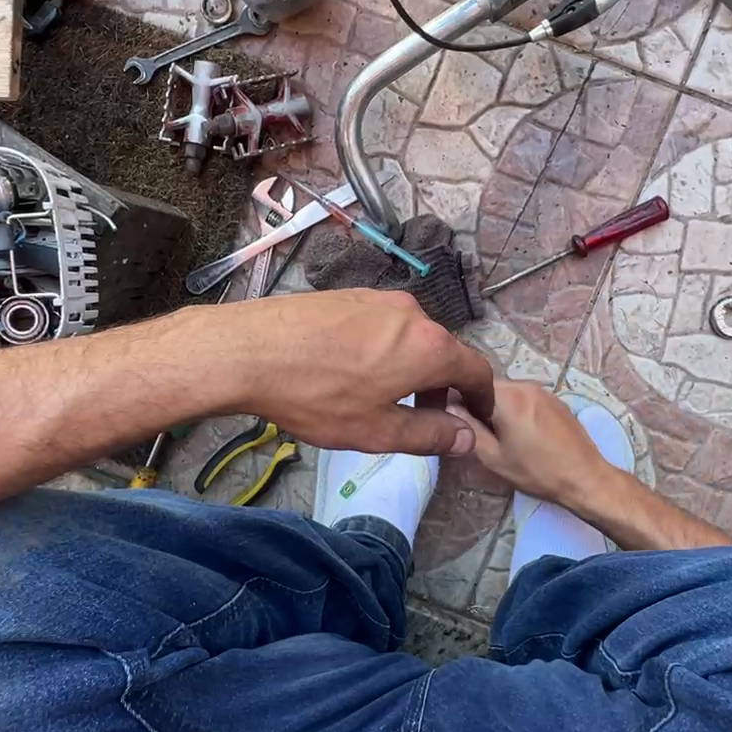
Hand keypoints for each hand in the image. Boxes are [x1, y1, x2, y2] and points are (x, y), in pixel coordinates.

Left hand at [185, 289, 495, 456]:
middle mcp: (412, 314)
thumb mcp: (378, 431)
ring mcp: (379, 299)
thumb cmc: (317, 397)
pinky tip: (356, 371)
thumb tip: (466, 437)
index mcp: (429, 347)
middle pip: (444, 351)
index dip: (483, 397)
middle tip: (426, 419)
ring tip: (386, 398)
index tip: (479, 415)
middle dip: (443, 386)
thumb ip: (430, 435)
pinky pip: (384, 325)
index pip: (476, 370)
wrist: (249, 351)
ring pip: (412, 337)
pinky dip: (387, 349)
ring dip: (413, 367)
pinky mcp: (350, 295)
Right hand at [449, 379, 616, 506]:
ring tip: (502, 436)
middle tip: (480, 433)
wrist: (585, 478)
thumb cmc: (536, 471)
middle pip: (488, 387)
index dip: (458, 401)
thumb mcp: (493, 457)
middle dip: (479, 405)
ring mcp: (542, 390)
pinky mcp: (555, 399)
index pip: (469, 384)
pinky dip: (517, 409)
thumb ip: (468, 428)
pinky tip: (523, 433)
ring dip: (498, 407)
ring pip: (507, 392)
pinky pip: (525, 397)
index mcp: (507, 396)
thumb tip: (449, 408)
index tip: (457, 422)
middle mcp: (524, 384)